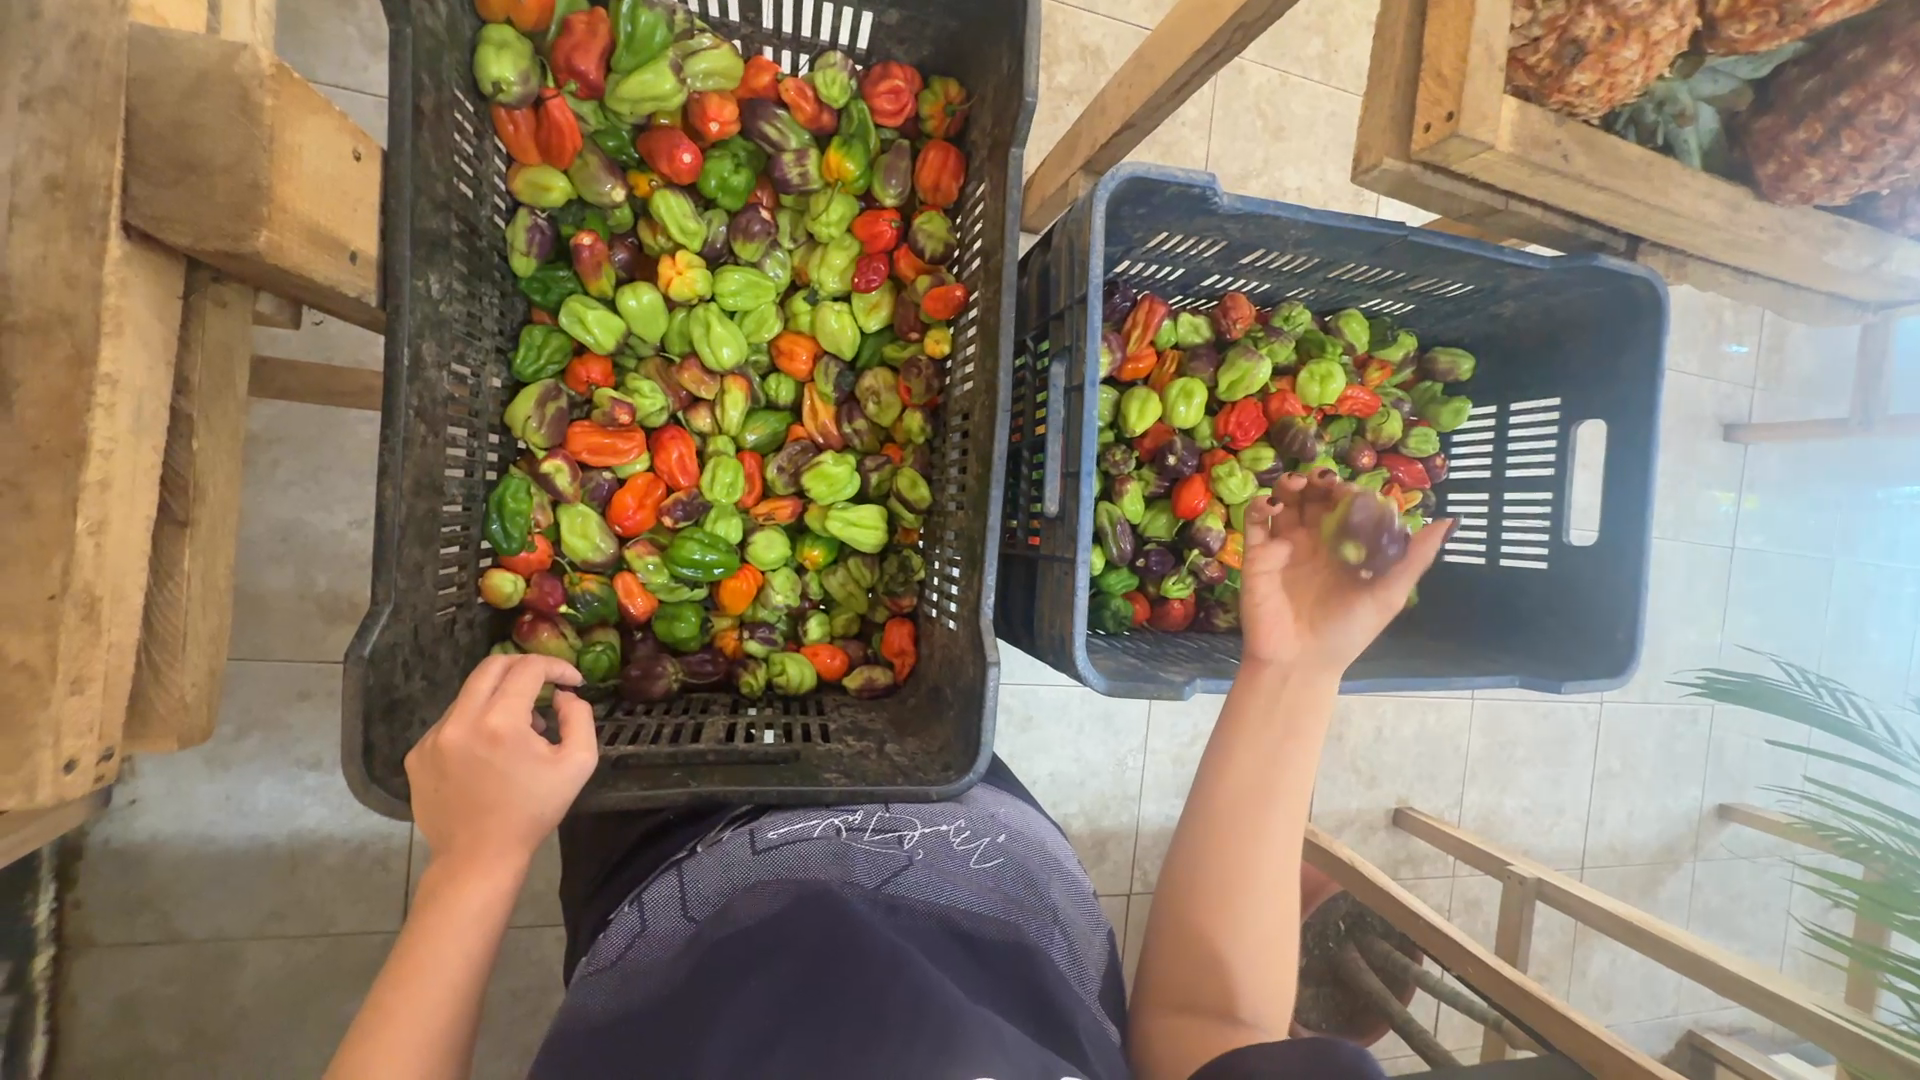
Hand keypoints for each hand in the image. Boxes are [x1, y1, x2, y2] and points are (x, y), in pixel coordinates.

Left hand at [405, 654, 598, 873]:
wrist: (478, 857)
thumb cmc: (534, 811)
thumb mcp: (578, 764)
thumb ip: (580, 718)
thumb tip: (563, 696)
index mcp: (501, 722)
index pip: (528, 668)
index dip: (556, 666)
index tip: (572, 681)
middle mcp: (460, 721)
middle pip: (492, 665)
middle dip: (525, 666)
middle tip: (545, 683)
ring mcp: (433, 737)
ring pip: (470, 693)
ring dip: (500, 697)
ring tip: (520, 728)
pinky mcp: (418, 754)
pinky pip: (452, 720)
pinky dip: (477, 721)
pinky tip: (490, 751)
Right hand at [1238, 471, 1449, 675]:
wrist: (1300, 662)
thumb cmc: (1346, 633)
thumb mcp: (1388, 596)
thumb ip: (1414, 559)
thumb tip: (1449, 520)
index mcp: (1346, 548)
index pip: (1350, 506)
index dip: (1352, 493)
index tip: (1354, 493)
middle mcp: (1315, 542)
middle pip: (1316, 497)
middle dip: (1320, 482)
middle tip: (1324, 481)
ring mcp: (1285, 546)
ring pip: (1286, 501)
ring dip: (1291, 484)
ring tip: (1298, 484)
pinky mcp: (1257, 554)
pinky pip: (1255, 521)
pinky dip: (1262, 505)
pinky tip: (1275, 505)